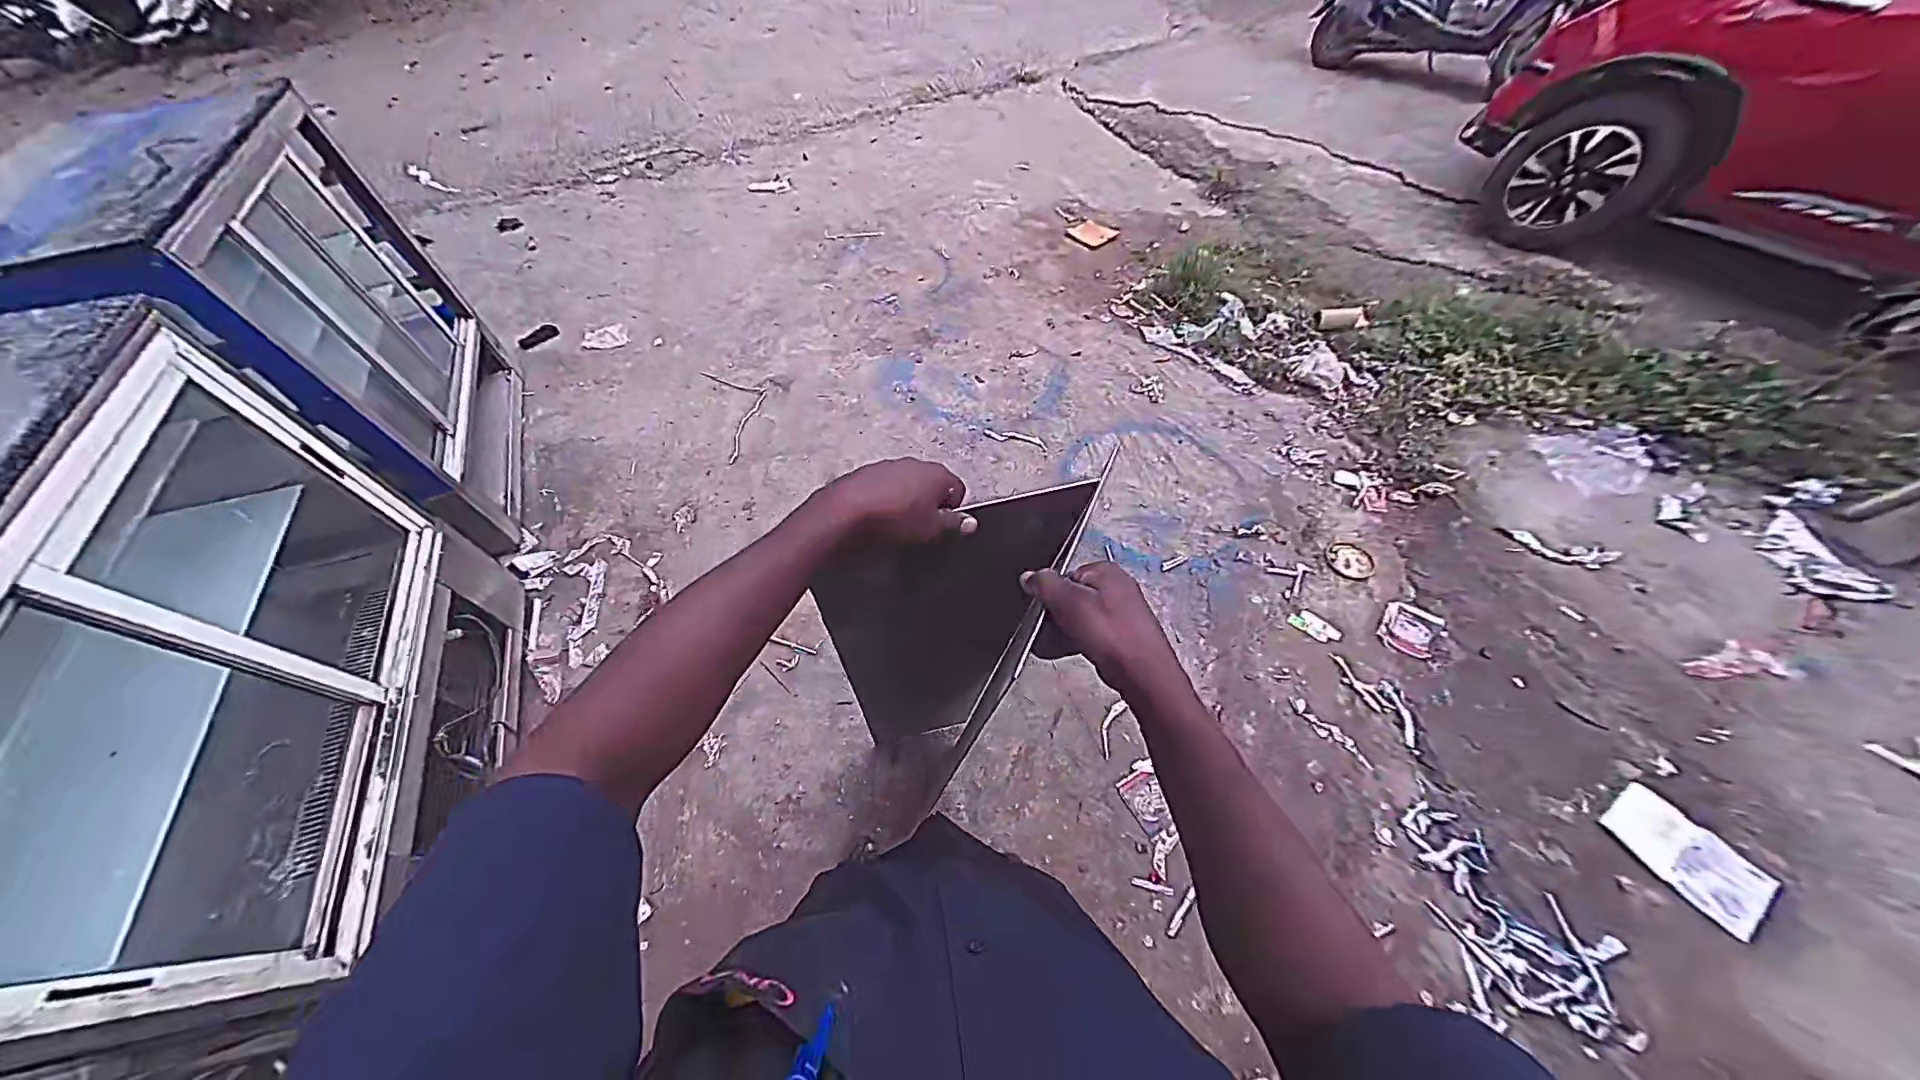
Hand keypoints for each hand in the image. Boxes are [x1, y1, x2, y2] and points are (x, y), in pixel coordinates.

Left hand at [812, 459, 976, 543]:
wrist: (846, 512)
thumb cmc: (893, 520)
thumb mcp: (930, 529)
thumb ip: (953, 524)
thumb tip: (971, 522)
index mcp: (937, 473)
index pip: (958, 489)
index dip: (954, 509)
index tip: (943, 526)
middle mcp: (915, 463)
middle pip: (932, 483)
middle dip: (930, 503)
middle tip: (921, 526)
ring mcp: (889, 465)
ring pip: (907, 483)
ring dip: (907, 500)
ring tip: (897, 523)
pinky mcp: (866, 472)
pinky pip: (885, 486)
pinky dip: (885, 498)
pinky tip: (877, 516)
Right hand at [1023, 562, 1181, 693]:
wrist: (1140, 672)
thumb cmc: (1113, 635)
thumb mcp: (1068, 602)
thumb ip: (1045, 584)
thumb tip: (1030, 577)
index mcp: (1105, 571)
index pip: (1063, 575)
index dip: (1049, 594)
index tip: (1042, 610)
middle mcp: (1116, 588)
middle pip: (1070, 597)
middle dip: (1056, 615)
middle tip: (1049, 630)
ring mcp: (1119, 612)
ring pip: (1079, 618)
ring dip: (1064, 631)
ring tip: (1058, 643)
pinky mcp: (1119, 635)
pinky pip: (1090, 634)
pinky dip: (1078, 641)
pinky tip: (1072, 650)